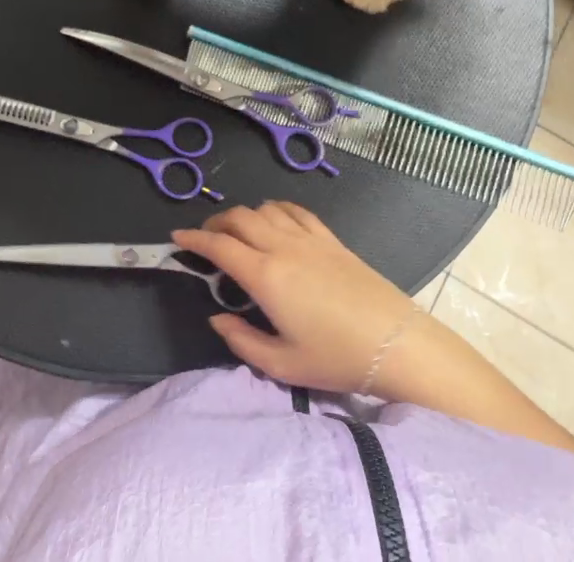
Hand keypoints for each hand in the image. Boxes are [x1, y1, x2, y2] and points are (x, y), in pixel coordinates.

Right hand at [172, 202, 420, 393]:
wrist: (396, 344)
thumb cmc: (336, 358)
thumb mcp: (281, 364)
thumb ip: (241, 340)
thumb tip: (218, 317)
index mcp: (265, 276)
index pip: (219, 245)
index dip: (194, 238)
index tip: (177, 238)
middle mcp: (283, 247)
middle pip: (239, 217)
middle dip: (215, 222)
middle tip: (205, 238)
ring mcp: (310, 239)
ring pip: (266, 209)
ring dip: (245, 215)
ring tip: (238, 232)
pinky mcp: (332, 240)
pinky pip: (296, 211)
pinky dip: (276, 210)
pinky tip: (275, 223)